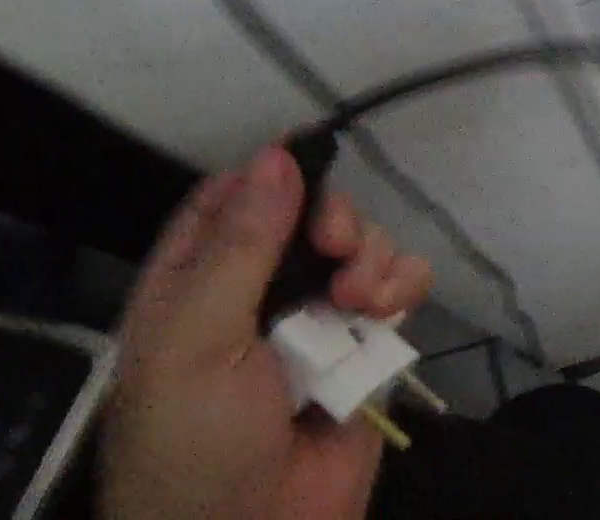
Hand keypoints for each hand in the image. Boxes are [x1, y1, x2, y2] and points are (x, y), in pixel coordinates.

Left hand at [100, 147, 433, 519]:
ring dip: (375, 259)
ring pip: (363, 247)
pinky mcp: (367, 341)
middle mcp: (258, 293)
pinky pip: (400, 287)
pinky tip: (389, 311)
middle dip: (336, 221)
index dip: (268, 174)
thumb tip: (275, 155)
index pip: (228, 202)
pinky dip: (404, 286)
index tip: (310, 153)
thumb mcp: (198, 345)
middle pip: (309, 217)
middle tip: (341, 246)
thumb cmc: (198, 445)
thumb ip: (241, 249)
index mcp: (195, 288)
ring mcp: (318, 317)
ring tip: (363, 302)